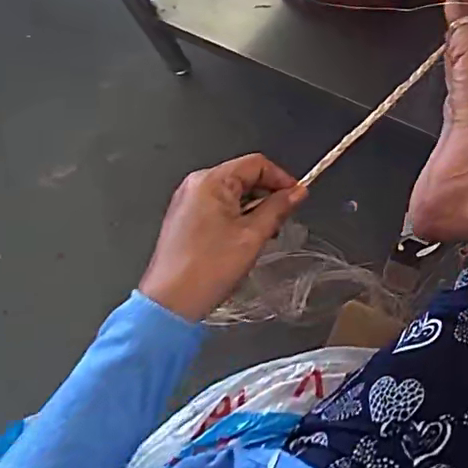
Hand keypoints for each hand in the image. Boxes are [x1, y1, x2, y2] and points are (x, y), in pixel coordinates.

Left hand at [139, 154, 305, 320]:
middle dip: (267, 196)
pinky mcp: (185, 218)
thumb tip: (296, 193)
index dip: (281, 178)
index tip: (297, 197)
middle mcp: (196, 184)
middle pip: (243, 176)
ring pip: (232, 193)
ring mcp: (188, 201)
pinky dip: (236, 218)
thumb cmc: (206, 270)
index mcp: (211, 181)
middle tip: (281, 221)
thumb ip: (278, 208)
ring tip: (262, 236)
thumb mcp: (253, 236)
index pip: (256, 164)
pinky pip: (218, 206)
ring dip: (253, 209)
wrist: (170, 304)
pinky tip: (243, 241)